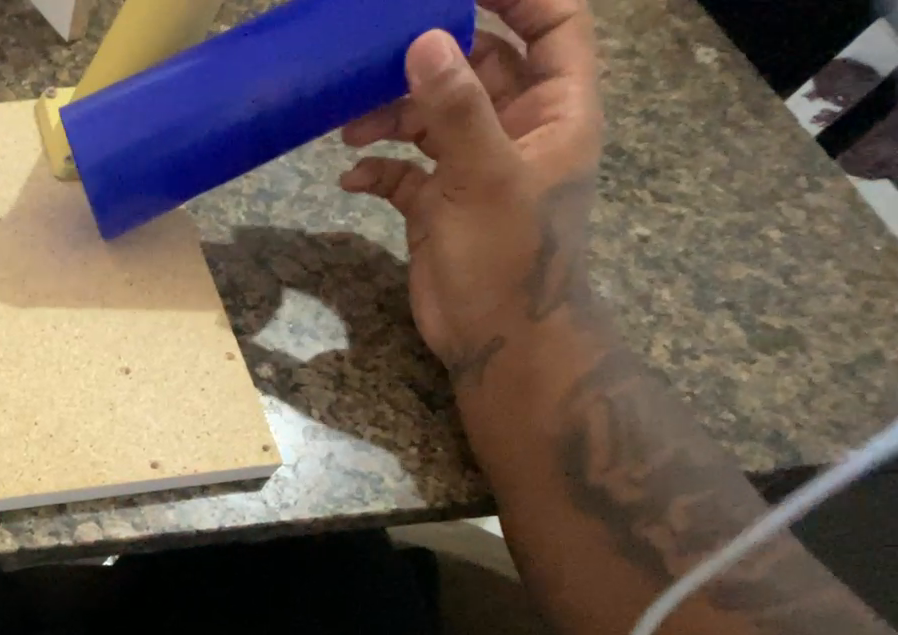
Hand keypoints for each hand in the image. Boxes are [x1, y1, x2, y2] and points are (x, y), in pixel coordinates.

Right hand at [338, 0, 605, 385]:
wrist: (493, 336)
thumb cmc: (510, 255)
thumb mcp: (486, 175)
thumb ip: (456, 108)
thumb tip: (423, 41)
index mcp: (554, 110)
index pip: (554, 25)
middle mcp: (515, 130)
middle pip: (477, 67)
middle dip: (430, 60)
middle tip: (379, 52)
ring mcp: (472, 168)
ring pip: (431, 119)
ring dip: (390, 118)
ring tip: (349, 129)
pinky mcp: (436, 204)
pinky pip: (403, 171)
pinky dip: (377, 169)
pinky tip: (351, 178)